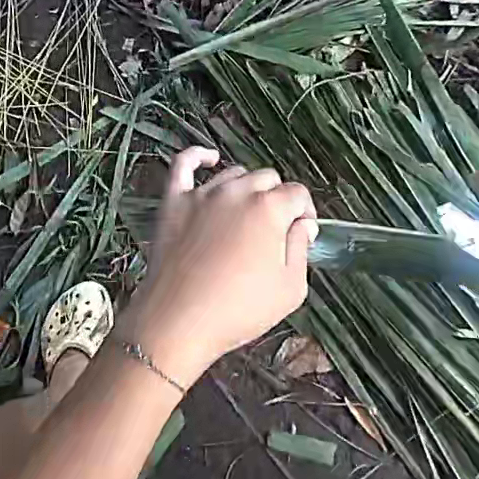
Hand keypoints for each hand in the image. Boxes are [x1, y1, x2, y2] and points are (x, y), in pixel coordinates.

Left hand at [126, 148, 316, 383]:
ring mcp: (202, 194)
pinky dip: (197, 156)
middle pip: (267, 179)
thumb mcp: (289, 289)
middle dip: (277, 200)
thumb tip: (303, 225)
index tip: (302, 233)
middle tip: (273, 231)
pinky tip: (209, 158)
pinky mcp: (173, 202)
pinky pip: (183, 165)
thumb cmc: (237, 310)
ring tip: (245, 216)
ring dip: (246, 189)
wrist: (177, 322)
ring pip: (233, 175)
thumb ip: (301, 249)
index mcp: (269, 209)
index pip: (297, 194)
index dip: (304, 213)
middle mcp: (237, 192)